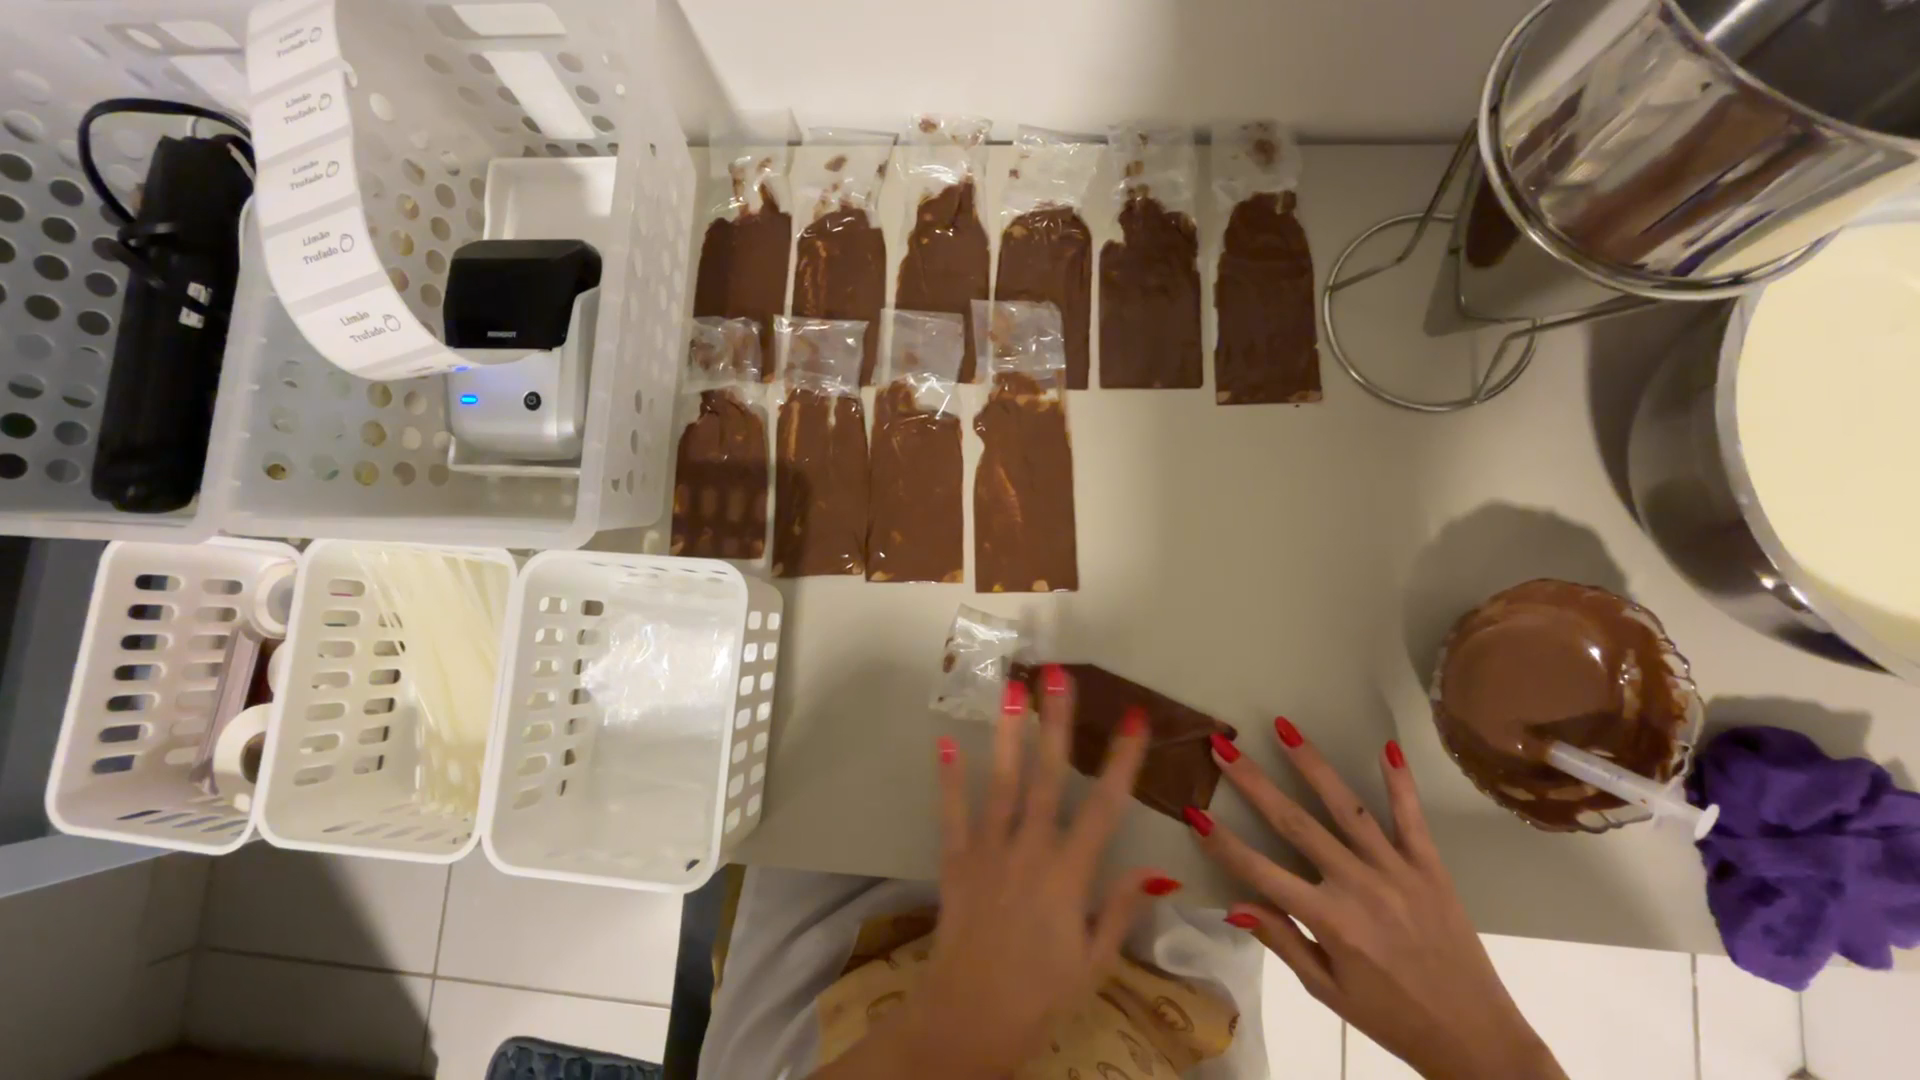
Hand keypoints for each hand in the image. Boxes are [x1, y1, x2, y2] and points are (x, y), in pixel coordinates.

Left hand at [816, 667, 1168, 1079]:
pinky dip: (948, 778)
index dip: (1123, 760)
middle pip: (1046, 776)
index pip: (1105, 807)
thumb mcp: (1094, 961)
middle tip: (1057, 676)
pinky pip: (952, 813)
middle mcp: (1029, 850)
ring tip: (1010, 690)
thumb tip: (1160, 870)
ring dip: (1007, 734)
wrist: (968, 1018)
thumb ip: (1121, 909)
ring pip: (1000, 783)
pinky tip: (946, 742)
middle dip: (1055, 723)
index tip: (1134, 717)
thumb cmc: (1040, 994)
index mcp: (1069, 875)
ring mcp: (988, 851)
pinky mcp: (956, 860)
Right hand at [1188, 721, 1567, 1079]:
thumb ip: (1282, 941)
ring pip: (1347, 807)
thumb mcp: (1327, 990)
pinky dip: (1399, 781)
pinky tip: (1386, 747)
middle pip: (1295, 823)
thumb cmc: (1392, 1018)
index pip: (1261, 872)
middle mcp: (1359, 886)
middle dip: (1254, 782)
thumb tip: (1235, 904)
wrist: (1478, 1038)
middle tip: (1224, 746)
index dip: (1223, 843)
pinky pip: (1412, 818)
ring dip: (1312, 764)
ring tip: (1285, 728)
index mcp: (1329, 920)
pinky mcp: (1431, 867)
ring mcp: (1397, 871)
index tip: (1194, 811)